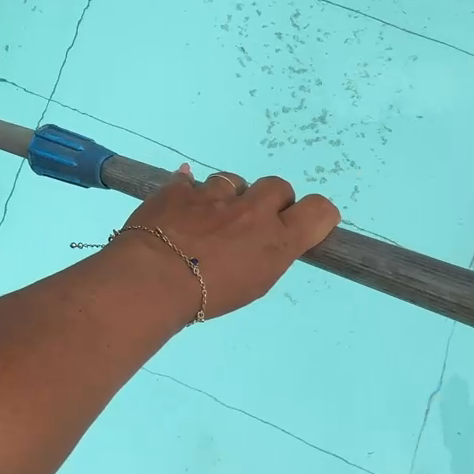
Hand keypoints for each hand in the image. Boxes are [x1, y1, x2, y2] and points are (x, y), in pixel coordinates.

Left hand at [115, 163, 338, 320]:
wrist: (154, 276)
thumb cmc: (208, 295)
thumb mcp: (254, 283)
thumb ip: (265, 253)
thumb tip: (262, 238)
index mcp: (277, 238)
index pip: (319, 210)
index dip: (314, 212)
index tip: (300, 219)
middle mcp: (250, 210)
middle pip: (276, 185)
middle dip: (268, 198)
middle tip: (250, 218)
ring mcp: (212, 194)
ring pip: (231, 180)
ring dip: (225, 194)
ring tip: (207, 215)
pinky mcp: (178, 187)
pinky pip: (186, 178)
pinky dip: (186, 189)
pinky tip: (179, 202)